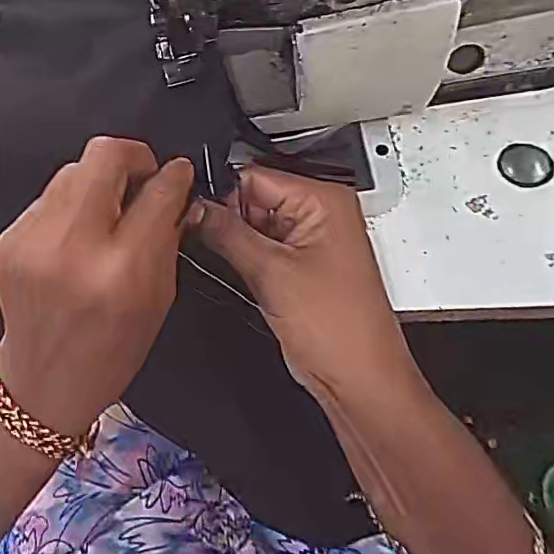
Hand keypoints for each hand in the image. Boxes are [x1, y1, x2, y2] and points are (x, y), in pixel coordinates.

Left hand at [0, 136, 193, 435]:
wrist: (44, 382)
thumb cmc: (110, 350)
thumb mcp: (160, 297)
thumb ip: (168, 235)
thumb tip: (173, 187)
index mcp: (121, 271)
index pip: (158, 191)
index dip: (175, 173)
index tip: (178, 171)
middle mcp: (73, 248)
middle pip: (105, 154)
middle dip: (134, 157)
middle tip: (143, 177)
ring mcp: (32, 240)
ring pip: (74, 168)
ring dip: (100, 180)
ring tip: (109, 210)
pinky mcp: (8, 239)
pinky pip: (49, 196)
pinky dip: (71, 205)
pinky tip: (78, 233)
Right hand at [189, 165, 416, 397]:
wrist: (356, 378)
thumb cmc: (341, 330)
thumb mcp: (271, 272)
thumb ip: (227, 233)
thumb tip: (197, 209)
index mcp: (325, 200)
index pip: (256, 175)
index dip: (223, 194)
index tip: (198, 213)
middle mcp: (321, 214)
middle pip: (253, 198)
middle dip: (230, 221)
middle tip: (224, 248)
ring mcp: (310, 241)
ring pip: (254, 226)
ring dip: (239, 245)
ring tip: (251, 272)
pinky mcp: (300, 266)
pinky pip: (263, 249)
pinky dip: (249, 261)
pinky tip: (253, 281)